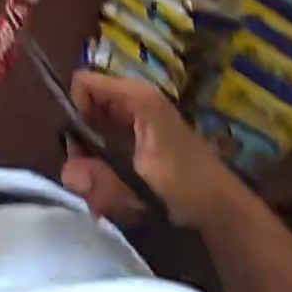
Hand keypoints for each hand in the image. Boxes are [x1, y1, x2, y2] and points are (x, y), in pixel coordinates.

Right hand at [59, 71, 237, 228]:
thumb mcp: (143, 185)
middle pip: (87, 107)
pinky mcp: (139, 134)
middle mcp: (133, 98)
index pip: (84, 83)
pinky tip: (112, 191)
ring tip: (101, 192)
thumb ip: (103, 179)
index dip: (76, 111)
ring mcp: (137, 115)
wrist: (226, 209)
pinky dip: (104, 164)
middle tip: (88, 178)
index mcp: (136, 96)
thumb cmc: (188, 186)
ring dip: (92, 160)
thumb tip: (66, 175)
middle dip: (82, 144)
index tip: (82, 146)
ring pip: (95, 127)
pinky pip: (107, 140)